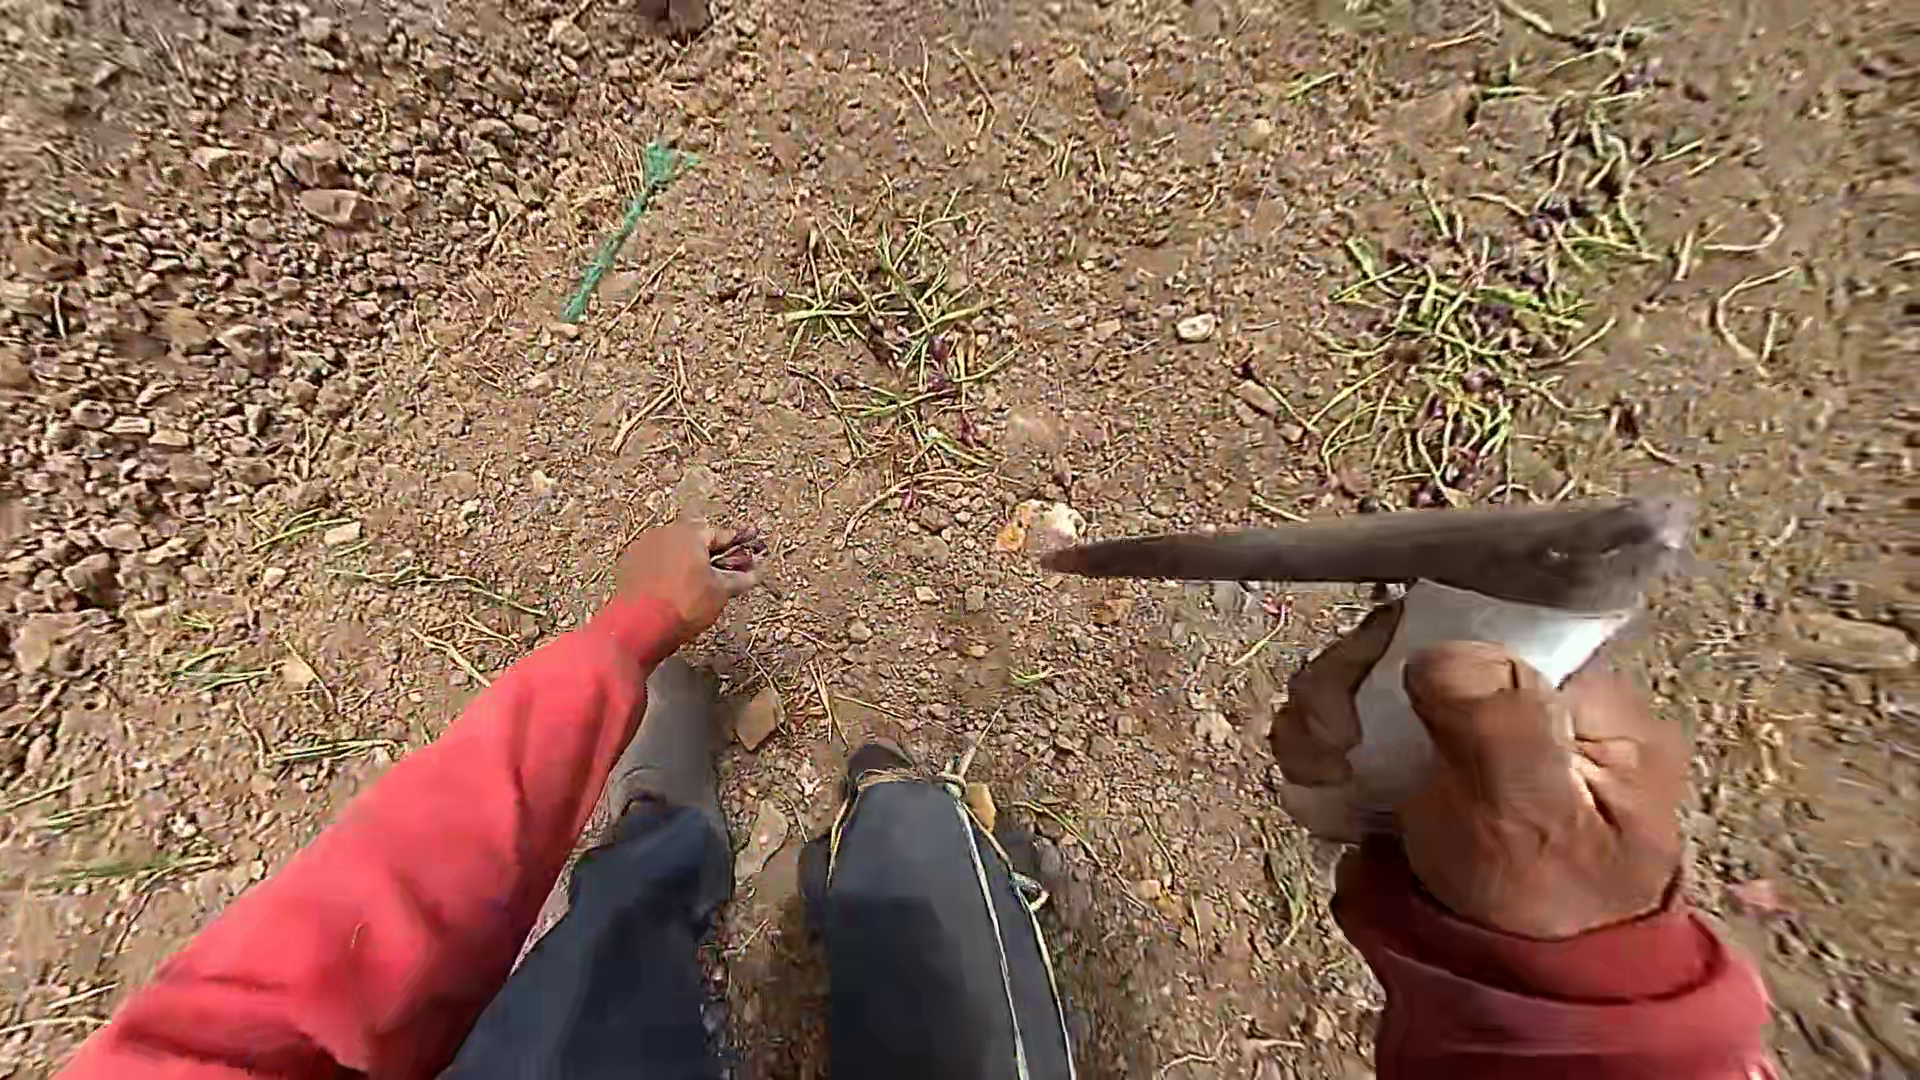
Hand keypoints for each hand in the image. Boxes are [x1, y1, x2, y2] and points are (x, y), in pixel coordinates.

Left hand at [611, 521, 764, 644]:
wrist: (638, 628)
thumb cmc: (686, 604)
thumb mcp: (721, 591)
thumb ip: (739, 579)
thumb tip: (754, 574)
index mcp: (689, 534)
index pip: (719, 535)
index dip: (736, 547)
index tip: (746, 556)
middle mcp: (663, 534)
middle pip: (694, 542)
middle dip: (710, 556)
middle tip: (723, 574)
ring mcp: (642, 549)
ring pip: (673, 553)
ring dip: (687, 564)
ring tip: (698, 585)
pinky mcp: (627, 567)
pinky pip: (656, 564)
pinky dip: (667, 573)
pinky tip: (675, 591)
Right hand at [1271, 606, 1685, 938]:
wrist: (1497, 969)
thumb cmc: (1536, 896)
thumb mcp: (1532, 818)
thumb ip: (1500, 730)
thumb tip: (1445, 651)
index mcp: (1567, 692)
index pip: (1470, 619)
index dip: (1401, 641)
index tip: (1366, 691)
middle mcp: (1500, 689)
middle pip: (1391, 643)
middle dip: (1342, 688)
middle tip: (1334, 742)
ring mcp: (1442, 714)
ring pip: (1349, 674)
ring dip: (1317, 717)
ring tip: (1324, 770)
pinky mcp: (1397, 740)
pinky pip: (1332, 712)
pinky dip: (1310, 739)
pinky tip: (1318, 775)